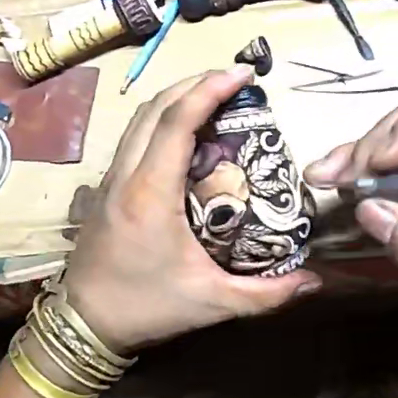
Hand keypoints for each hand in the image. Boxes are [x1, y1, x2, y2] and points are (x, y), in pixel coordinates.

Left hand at [62, 66, 321, 353]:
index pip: (177, 122)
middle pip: (155, 108)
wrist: (83, 323)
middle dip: (194, 83)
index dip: (209, 89)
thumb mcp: (212, 303)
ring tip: (210, 96)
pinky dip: (158, 122)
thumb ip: (266, 293)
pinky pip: (131, 139)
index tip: (242, 74)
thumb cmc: (145, 308)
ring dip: (173, 99)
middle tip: (233, 80)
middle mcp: (126, 176)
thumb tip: (314, 281)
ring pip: (138, 120)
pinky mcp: (104, 190)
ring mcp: (110, 181)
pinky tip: (181, 134)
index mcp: (151, 194)